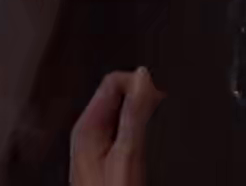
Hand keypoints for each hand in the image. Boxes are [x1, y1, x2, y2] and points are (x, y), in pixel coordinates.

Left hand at [70, 68, 161, 185]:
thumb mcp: (128, 155)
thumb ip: (134, 115)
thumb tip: (142, 77)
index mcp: (86, 127)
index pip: (110, 82)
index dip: (135, 83)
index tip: (156, 92)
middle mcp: (86, 136)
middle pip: (115, 99)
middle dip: (139, 99)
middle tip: (159, 106)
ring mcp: (94, 153)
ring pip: (120, 119)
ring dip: (138, 116)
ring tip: (156, 121)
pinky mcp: (104, 167)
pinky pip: (121, 138)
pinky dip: (136, 134)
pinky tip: (146, 144)